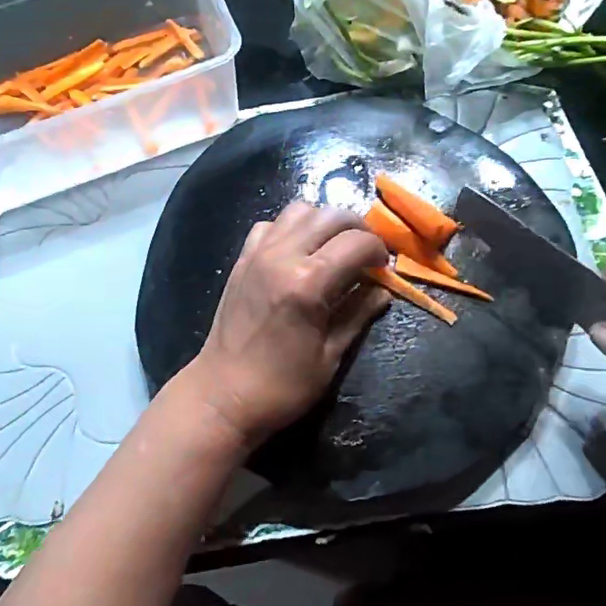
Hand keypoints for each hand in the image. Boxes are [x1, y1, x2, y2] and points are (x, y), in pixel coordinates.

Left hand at [172, 202, 389, 450]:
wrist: (222, 396)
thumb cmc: (282, 385)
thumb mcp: (331, 355)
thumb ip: (359, 313)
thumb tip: (384, 290)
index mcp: (308, 283)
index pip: (358, 243)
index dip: (379, 251)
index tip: (383, 270)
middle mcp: (282, 257)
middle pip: (332, 215)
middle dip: (358, 230)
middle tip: (367, 254)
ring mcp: (258, 254)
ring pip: (301, 209)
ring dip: (326, 222)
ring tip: (335, 247)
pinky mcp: (243, 259)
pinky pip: (272, 224)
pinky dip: (292, 228)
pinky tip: (300, 252)